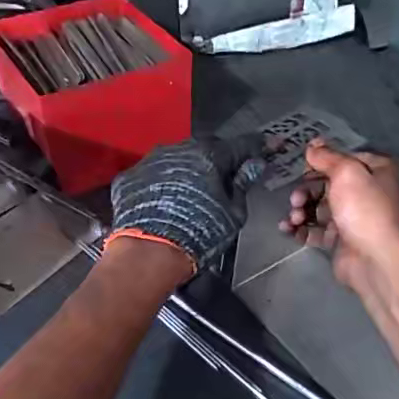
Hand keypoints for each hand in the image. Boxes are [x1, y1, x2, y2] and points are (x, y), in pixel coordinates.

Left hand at [108, 137, 263, 272]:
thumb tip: (251, 167)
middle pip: (205, 147)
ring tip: (192, 191)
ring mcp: (151, 161)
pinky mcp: (130, 177)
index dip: (256, 146)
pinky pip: (153, 174)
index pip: (240, 145)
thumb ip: (242, 186)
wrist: (148, 253)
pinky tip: (165, 201)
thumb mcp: (232, 215)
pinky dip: (162, 182)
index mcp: (210, 156)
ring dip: (188, 169)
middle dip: (218, 157)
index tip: (268, 145)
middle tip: (225, 175)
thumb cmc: (199, 234)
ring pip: (177, 158)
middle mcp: (179, 150)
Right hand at [280, 139, 398, 292]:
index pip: (344, 159)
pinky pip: (316, 230)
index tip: (303, 167)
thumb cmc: (364, 208)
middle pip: (328, 184)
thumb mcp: (346, 172)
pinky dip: (301, 228)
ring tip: (294, 218)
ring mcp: (353, 218)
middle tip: (295, 199)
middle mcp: (366, 193)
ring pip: (319, 208)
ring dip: (301, 210)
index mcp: (376, 171)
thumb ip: (327, 157)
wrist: (373, 258)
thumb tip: (313, 144)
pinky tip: (287, 229)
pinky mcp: (340, 240)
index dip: (322, 162)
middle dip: (306, 190)